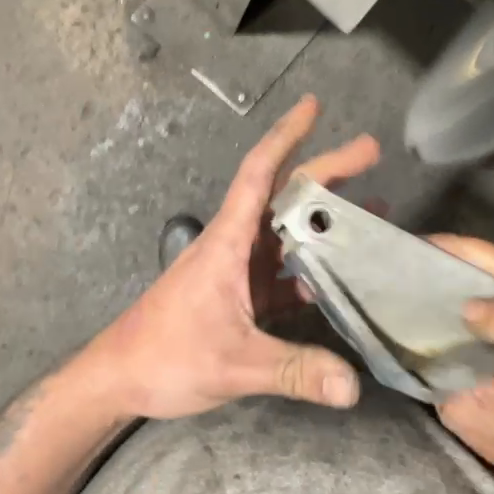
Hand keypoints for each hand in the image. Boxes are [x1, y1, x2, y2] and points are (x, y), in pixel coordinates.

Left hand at [77, 95, 379, 419]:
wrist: (119, 379)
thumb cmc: (164, 356)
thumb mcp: (233, 364)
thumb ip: (293, 371)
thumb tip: (352, 387)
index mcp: (226, 242)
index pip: (259, 173)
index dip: (285, 136)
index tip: (312, 105)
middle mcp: (234, 246)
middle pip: (283, 196)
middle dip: (326, 171)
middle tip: (371, 150)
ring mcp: (236, 272)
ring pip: (286, 233)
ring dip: (324, 220)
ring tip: (373, 210)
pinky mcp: (239, 298)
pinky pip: (283, 272)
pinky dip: (314, 267)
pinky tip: (344, 273)